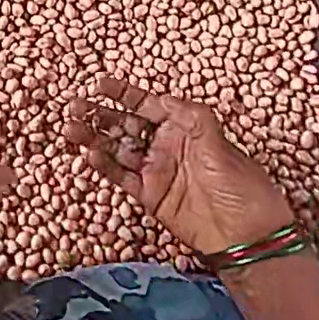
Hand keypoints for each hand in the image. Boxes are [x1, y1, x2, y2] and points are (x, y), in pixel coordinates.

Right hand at [62, 76, 293, 256]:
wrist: (248, 235)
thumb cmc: (241, 185)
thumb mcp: (219, 142)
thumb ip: (190, 115)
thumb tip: (162, 97)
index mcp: (181, 126)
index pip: (145, 104)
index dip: (121, 94)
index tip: (98, 84)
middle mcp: (164, 145)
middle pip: (124, 125)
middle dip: (98, 114)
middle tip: (73, 106)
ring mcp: (155, 170)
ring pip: (116, 149)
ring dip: (93, 138)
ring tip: (70, 129)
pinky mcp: (149, 195)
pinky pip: (122, 177)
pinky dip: (105, 166)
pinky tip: (90, 155)